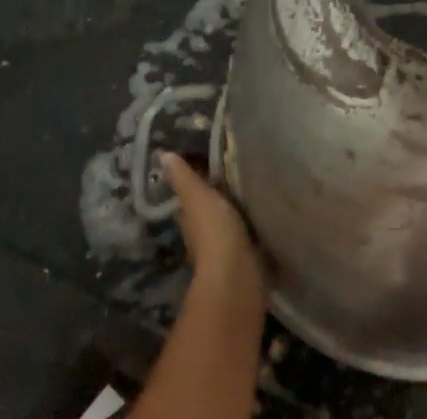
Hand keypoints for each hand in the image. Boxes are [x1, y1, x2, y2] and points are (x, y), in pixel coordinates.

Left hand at [159, 152, 265, 298]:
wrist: (237, 273)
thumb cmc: (214, 230)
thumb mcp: (197, 197)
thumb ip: (184, 177)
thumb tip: (162, 154)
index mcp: (190, 215)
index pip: (191, 191)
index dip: (199, 175)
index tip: (214, 153)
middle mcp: (202, 230)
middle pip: (209, 206)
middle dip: (221, 190)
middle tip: (239, 165)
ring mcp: (224, 244)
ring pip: (228, 218)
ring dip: (237, 205)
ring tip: (255, 183)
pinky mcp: (245, 253)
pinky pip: (247, 230)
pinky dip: (251, 220)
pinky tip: (264, 210)